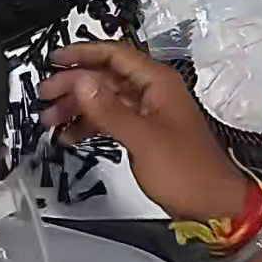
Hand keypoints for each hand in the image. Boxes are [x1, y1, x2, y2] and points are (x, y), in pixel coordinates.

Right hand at [39, 42, 250, 222]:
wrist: (216, 209)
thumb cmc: (188, 171)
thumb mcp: (143, 138)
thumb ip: (108, 109)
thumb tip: (79, 81)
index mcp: (156, 82)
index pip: (113, 54)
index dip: (82, 53)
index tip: (55, 59)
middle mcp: (150, 91)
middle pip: (104, 76)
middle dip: (73, 84)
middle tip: (45, 94)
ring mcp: (146, 111)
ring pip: (103, 98)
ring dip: (76, 106)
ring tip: (50, 118)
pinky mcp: (142, 132)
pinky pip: (108, 119)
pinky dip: (88, 125)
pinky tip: (69, 135)